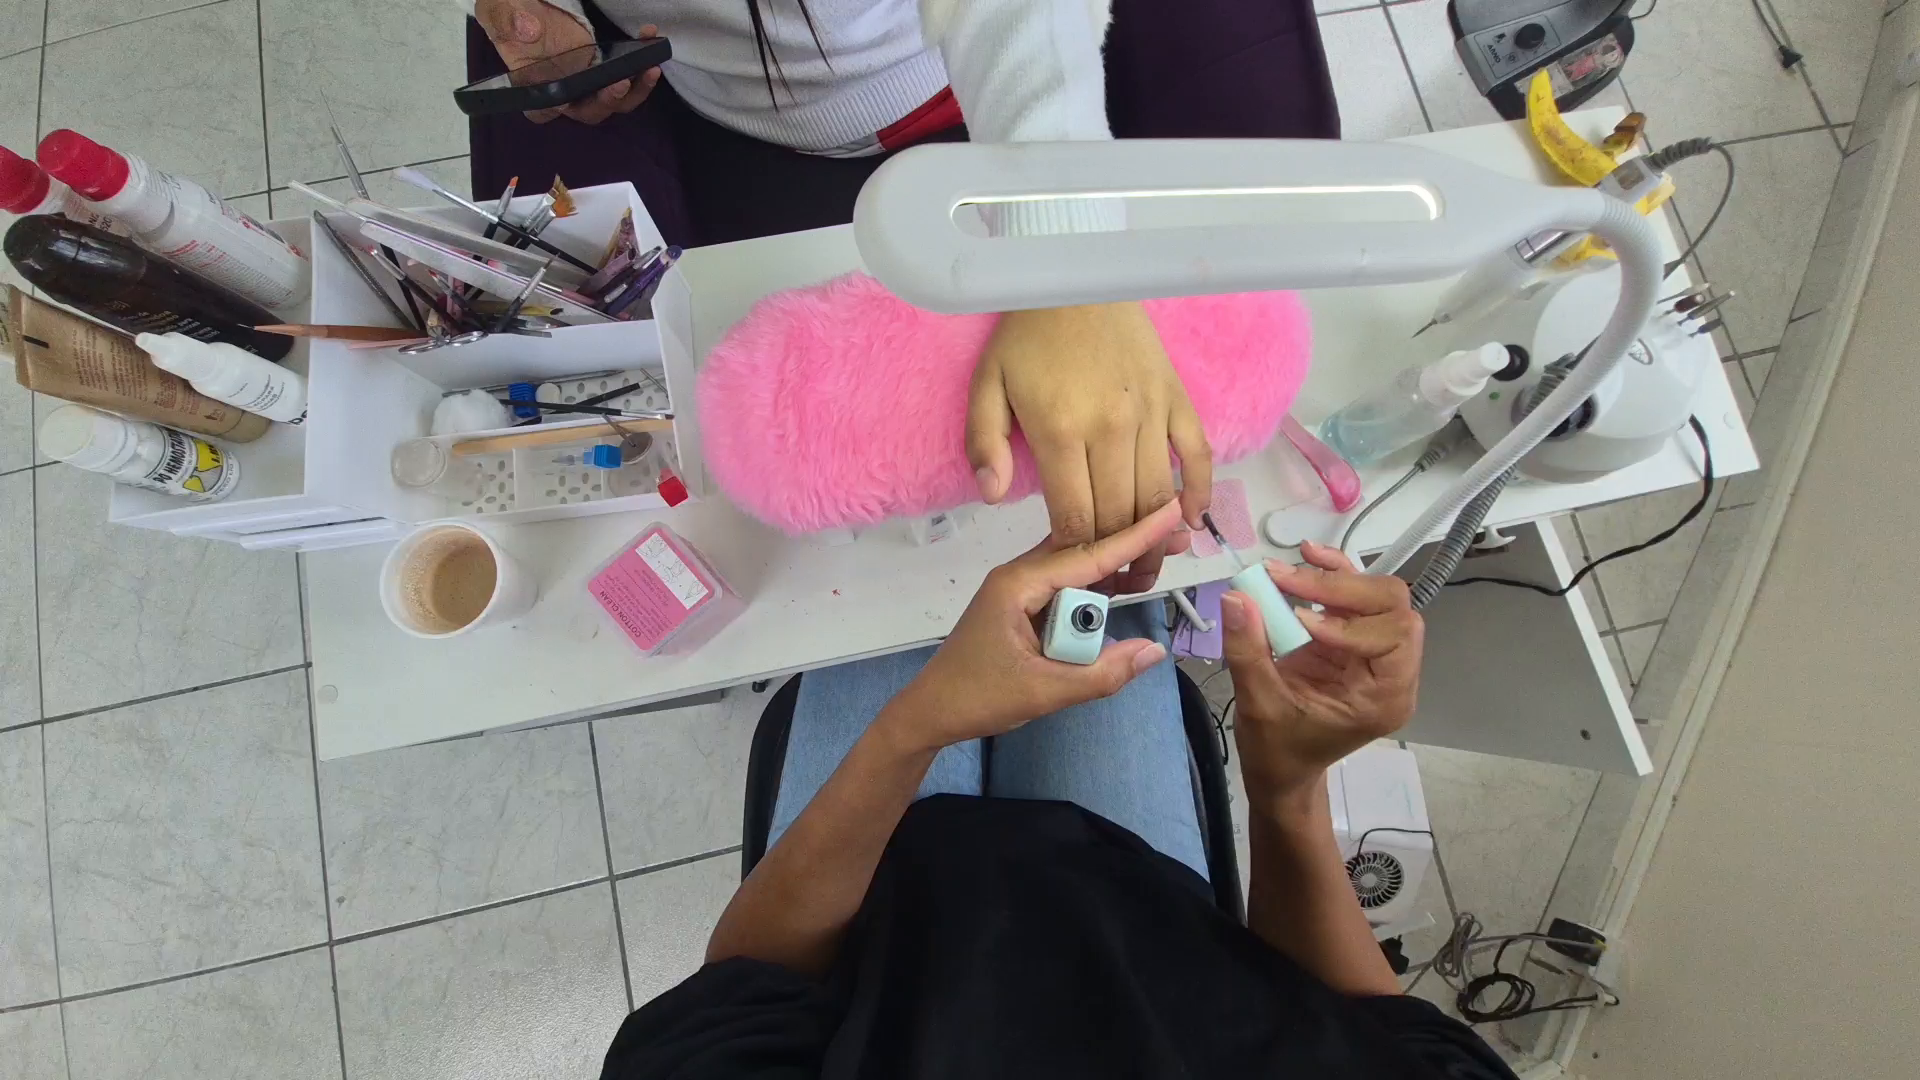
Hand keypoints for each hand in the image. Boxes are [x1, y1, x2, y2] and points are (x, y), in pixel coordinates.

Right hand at [474, 0, 660, 123]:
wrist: (532, 2)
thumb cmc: (512, 10)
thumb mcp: (499, 8)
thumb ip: (505, 18)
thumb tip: (527, 30)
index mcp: (536, 86)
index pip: (541, 111)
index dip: (550, 112)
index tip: (558, 104)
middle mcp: (567, 94)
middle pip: (592, 110)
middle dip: (609, 99)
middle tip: (621, 81)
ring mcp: (590, 85)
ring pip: (618, 99)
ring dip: (637, 87)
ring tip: (650, 66)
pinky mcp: (606, 72)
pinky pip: (629, 75)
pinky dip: (641, 62)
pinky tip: (648, 36)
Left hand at [880, 500, 1183, 751]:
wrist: (931, 710)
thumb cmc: (978, 697)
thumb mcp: (1044, 692)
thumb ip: (1100, 674)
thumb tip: (1154, 651)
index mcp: (1019, 584)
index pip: (1087, 554)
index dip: (1134, 536)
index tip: (1172, 512)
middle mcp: (1021, 576)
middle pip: (1084, 552)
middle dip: (1131, 544)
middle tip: (1181, 537)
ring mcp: (1020, 589)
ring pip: (1077, 570)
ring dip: (1115, 568)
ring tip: (1163, 557)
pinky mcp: (1023, 606)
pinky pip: (1066, 590)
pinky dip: (1096, 590)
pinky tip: (1126, 586)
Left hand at [967, 302, 1211, 594]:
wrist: (1074, 277)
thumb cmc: (1025, 338)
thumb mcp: (986, 386)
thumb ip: (984, 444)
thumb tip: (992, 499)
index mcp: (1060, 433)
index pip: (1077, 516)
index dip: (1079, 555)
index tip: (1079, 576)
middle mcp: (1111, 430)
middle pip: (1120, 516)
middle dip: (1119, 562)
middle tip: (1118, 589)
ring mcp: (1150, 414)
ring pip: (1158, 495)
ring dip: (1158, 541)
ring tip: (1151, 570)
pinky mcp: (1177, 399)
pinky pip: (1197, 454)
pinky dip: (1198, 492)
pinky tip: (1191, 521)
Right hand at [1221, 541, 1422, 800]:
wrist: (1280, 771)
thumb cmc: (1276, 750)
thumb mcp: (1258, 704)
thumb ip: (1248, 650)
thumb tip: (1236, 597)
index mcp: (1384, 696)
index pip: (1392, 634)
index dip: (1347, 619)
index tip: (1296, 618)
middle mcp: (1390, 671)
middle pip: (1390, 607)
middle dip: (1339, 587)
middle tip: (1285, 579)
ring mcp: (1372, 655)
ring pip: (1373, 597)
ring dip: (1332, 577)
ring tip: (1286, 569)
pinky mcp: (1349, 643)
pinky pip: (1350, 601)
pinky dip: (1330, 577)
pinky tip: (1306, 558)